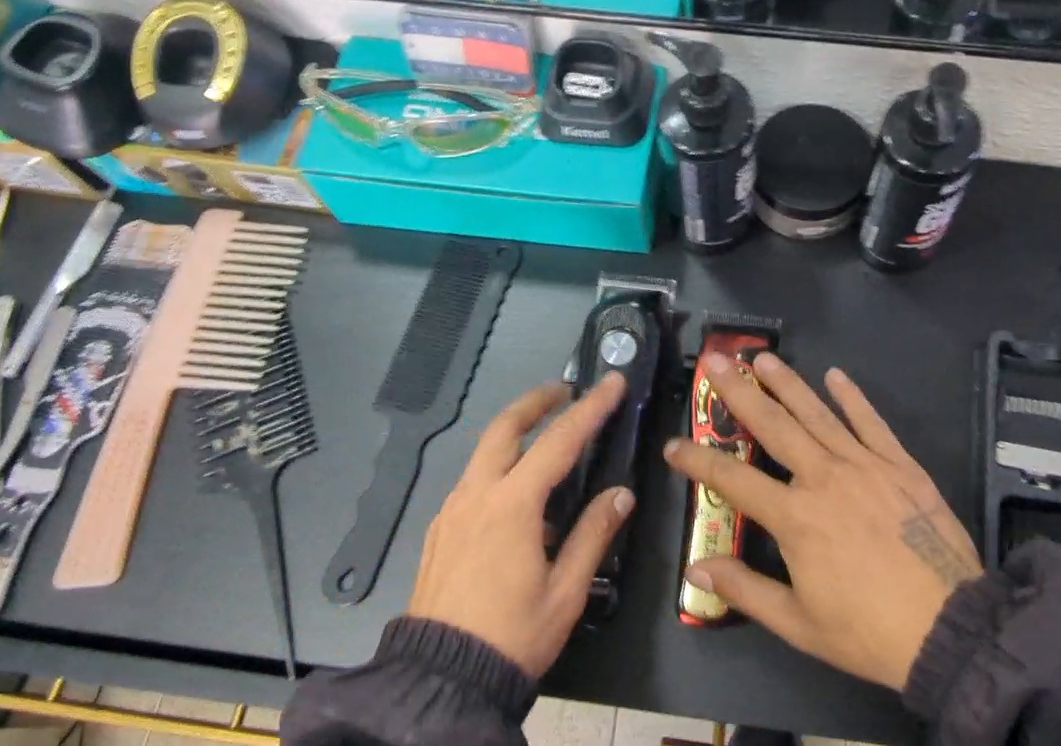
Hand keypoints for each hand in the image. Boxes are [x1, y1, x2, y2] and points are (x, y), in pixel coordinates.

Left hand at [407, 374, 633, 677]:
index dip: (591, 408)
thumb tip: (620, 494)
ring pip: (483, 454)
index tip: (612, 382)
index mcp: (512, 505)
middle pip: (504, 428)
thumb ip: (594, 535)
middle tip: (565, 391)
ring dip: (515, 433)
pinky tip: (516, 496)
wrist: (442, 678)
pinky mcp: (440, 532)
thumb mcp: (566, 591)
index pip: (559, 441)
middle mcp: (476, 496)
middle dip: (536, 402)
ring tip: (546, 440)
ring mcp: (452, 512)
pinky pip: (472, 483)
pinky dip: (498, 468)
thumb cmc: (513, 634)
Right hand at [663, 353, 981, 690]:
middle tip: (716, 362)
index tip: (673, 446)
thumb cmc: (866, 631)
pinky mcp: (901, 465)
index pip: (732, 479)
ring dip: (788, 383)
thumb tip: (698, 569)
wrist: (948, 625)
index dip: (697, 461)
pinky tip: (836, 376)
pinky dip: (853, 397)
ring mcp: (865, 465)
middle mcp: (824, 478)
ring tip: (763, 358)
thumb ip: (746, 590)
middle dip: (740, 393)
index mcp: (794, 517)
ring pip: (818, 414)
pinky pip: (871, 422)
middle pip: (773, 426)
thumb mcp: (797, 623)